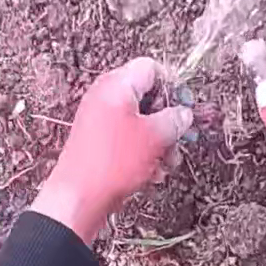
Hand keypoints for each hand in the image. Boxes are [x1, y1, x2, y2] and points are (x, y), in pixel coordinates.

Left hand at [30, 58, 192, 243]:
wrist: (79, 197)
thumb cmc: (114, 162)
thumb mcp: (154, 137)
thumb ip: (174, 120)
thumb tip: (185, 114)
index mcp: (117, 86)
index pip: (151, 68)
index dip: (173, 85)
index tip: (186, 106)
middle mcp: (107, 98)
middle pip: (148, 97)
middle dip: (169, 120)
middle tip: (182, 138)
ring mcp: (102, 121)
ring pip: (142, 122)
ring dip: (160, 142)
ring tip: (168, 163)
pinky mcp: (100, 143)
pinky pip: (129, 140)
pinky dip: (144, 153)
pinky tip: (153, 173)